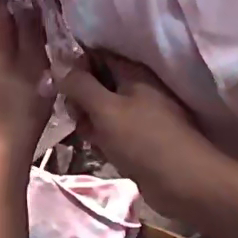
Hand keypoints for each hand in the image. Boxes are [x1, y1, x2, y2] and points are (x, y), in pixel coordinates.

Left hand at [0, 0, 54, 152]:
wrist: (8, 140)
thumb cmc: (23, 102)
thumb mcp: (32, 62)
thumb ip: (30, 29)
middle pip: (2, 7)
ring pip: (9, 21)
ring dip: (26, 11)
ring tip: (51, 1)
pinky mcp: (2, 64)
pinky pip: (13, 36)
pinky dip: (27, 28)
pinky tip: (45, 28)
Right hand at [57, 52, 220, 216]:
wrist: (182, 182)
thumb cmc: (142, 140)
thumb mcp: (105, 109)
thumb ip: (80, 86)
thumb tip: (59, 67)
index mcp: (134, 73)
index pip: (97, 55)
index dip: (75, 65)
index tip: (56, 81)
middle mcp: (138, 89)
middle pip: (98, 83)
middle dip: (80, 98)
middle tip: (75, 115)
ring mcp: (139, 115)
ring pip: (102, 110)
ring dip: (89, 120)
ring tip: (87, 135)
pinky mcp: (139, 140)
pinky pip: (112, 131)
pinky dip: (102, 137)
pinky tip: (97, 148)